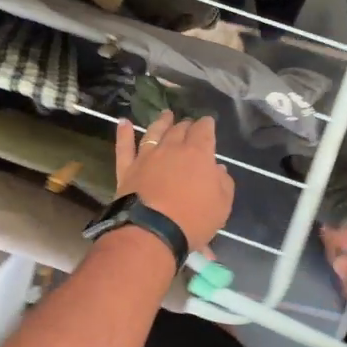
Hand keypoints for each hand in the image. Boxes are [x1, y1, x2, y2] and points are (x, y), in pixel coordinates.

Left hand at [115, 111, 232, 252]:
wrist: (151, 232)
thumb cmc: (192, 220)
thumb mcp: (222, 206)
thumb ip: (223, 184)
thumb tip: (218, 169)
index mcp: (198, 154)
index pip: (204, 131)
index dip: (207, 125)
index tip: (208, 122)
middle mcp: (172, 149)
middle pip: (179, 130)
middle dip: (186, 124)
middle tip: (188, 123)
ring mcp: (147, 157)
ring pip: (154, 133)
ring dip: (161, 122)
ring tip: (165, 114)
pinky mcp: (127, 169)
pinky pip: (124, 147)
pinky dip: (123, 133)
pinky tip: (123, 122)